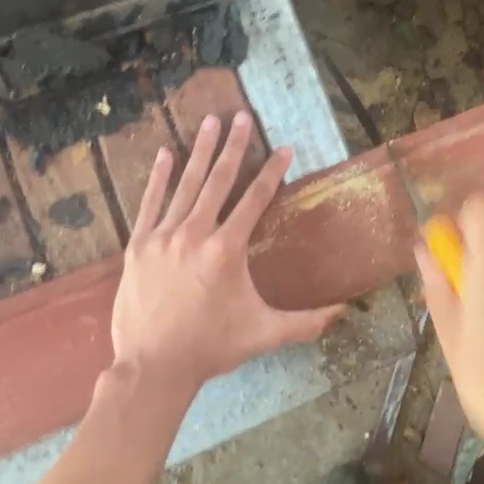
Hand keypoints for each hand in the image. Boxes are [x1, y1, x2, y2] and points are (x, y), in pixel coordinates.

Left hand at [109, 111, 344, 393]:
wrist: (153, 367)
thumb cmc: (212, 347)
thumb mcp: (264, 333)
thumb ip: (306, 322)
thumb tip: (345, 313)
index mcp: (227, 250)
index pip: (255, 199)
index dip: (272, 172)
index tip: (284, 148)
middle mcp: (195, 234)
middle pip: (220, 181)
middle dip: (235, 146)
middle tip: (243, 116)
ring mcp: (163, 237)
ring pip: (186, 185)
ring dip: (201, 151)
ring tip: (211, 121)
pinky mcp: (139, 246)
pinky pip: (150, 203)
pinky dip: (158, 177)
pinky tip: (166, 153)